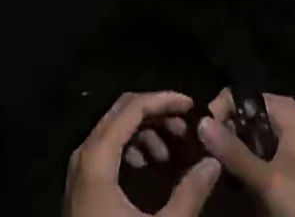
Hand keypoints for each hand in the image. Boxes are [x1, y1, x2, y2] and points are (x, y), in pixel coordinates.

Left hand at [67, 92, 220, 216]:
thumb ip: (189, 194)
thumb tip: (214, 161)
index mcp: (97, 158)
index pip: (133, 107)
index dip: (165, 100)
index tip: (194, 106)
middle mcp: (84, 155)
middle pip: (122, 111)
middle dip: (158, 113)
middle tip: (188, 126)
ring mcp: (80, 170)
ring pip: (115, 128)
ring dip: (147, 130)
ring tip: (175, 150)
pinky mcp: (82, 185)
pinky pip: (109, 148)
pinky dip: (134, 146)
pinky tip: (154, 164)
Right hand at [197, 91, 294, 216]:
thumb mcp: (269, 180)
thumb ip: (236, 153)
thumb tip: (201, 121)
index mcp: (284, 112)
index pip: (241, 96)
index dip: (220, 111)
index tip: (202, 135)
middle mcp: (281, 122)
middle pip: (242, 117)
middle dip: (222, 133)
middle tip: (202, 156)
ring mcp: (281, 147)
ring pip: (245, 140)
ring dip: (228, 154)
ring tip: (210, 169)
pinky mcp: (280, 170)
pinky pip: (252, 160)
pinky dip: (238, 168)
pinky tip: (226, 182)